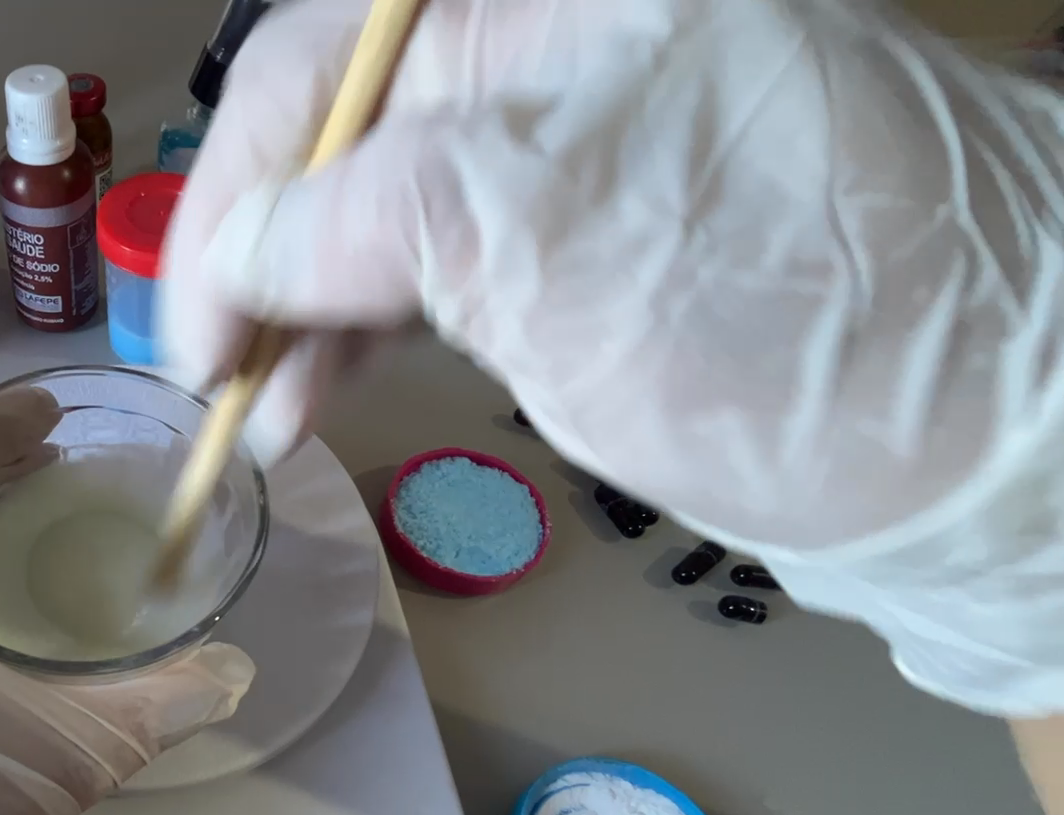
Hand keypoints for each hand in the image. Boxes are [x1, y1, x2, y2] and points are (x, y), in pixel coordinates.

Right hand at [165, 0, 1063, 717]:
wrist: (957, 437)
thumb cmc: (771, 309)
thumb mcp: (548, 233)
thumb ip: (362, 220)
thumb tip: (232, 251)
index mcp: (524, 18)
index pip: (308, 79)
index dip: (225, 203)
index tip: (193, 330)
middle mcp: (507, 84)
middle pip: (314, 163)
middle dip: (248, 278)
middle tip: (212, 386)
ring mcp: (510, 187)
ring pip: (340, 242)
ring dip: (284, 334)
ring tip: (258, 424)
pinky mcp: (518, 273)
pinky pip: (386, 297)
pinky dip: (334, 357)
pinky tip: (303, 412)